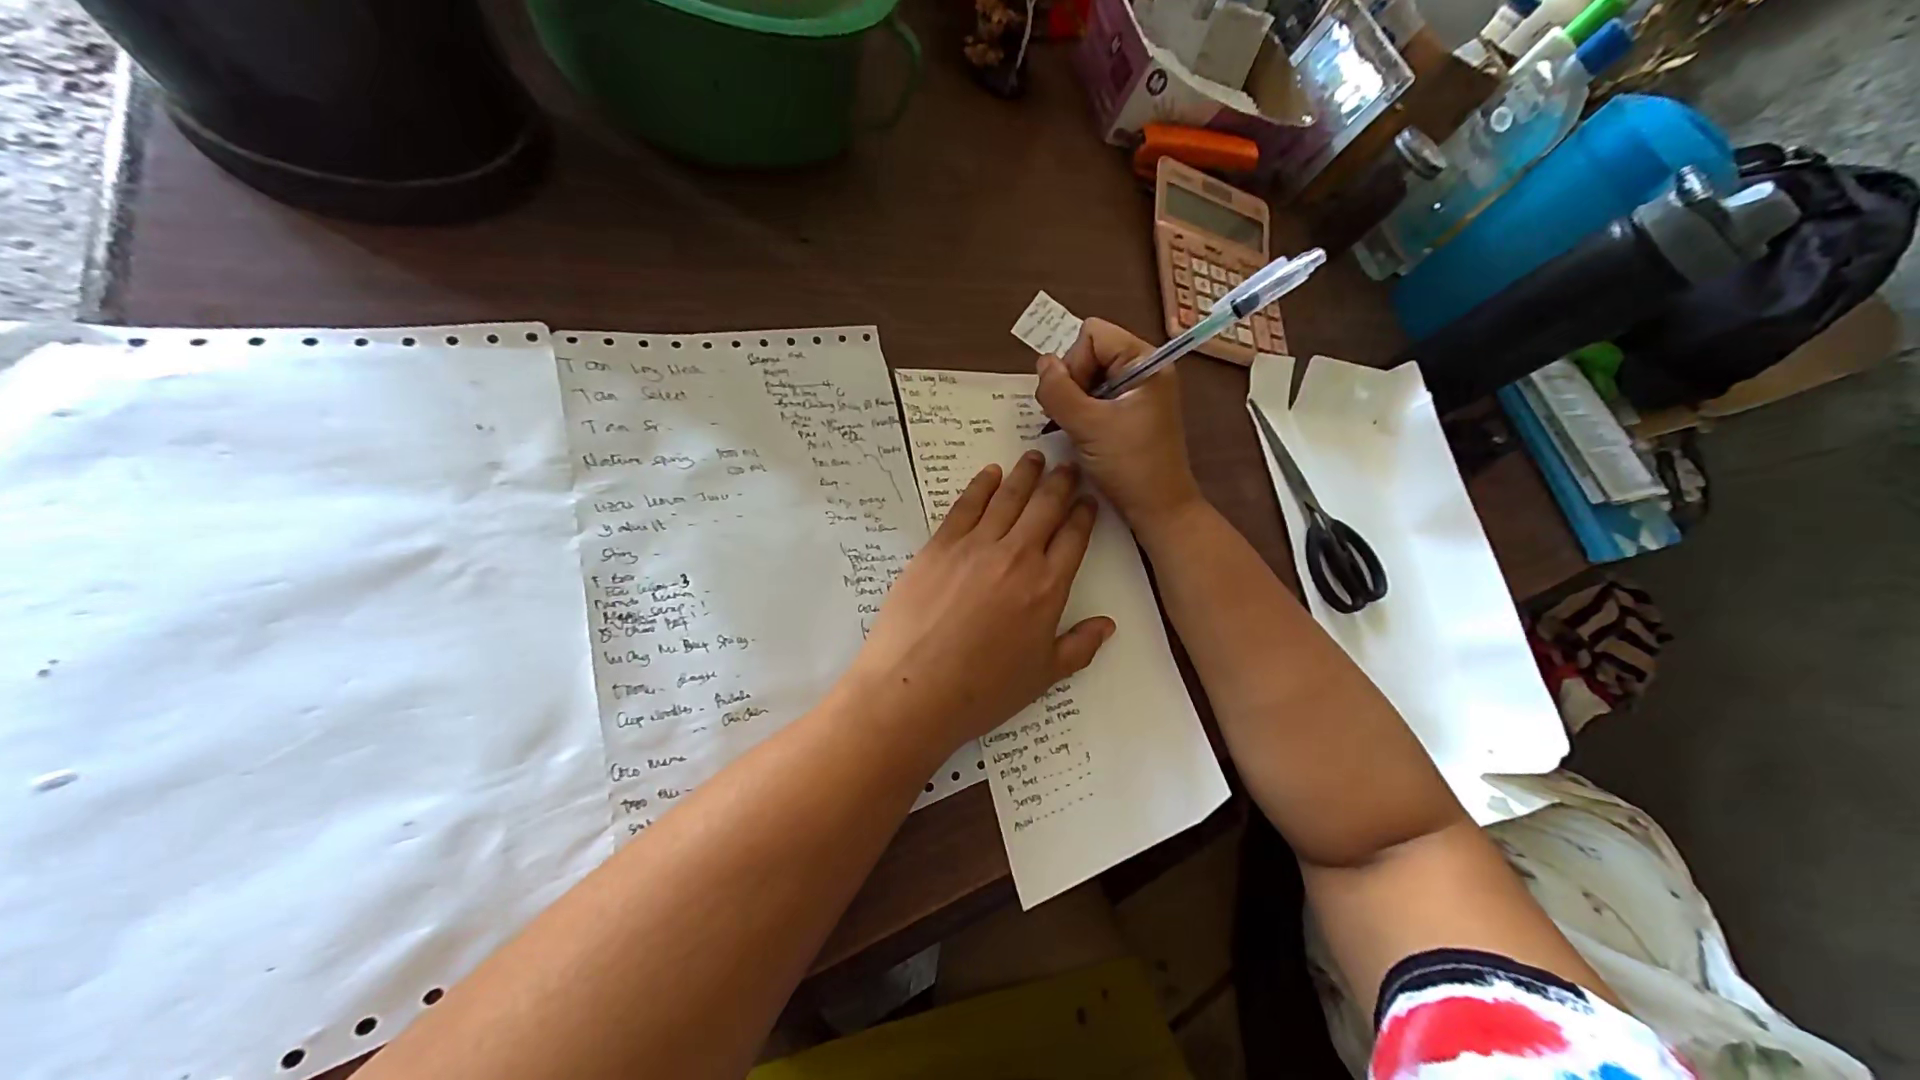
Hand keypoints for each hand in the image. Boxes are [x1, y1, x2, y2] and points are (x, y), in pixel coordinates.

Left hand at [842, 452, 1114, 751]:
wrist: (913, 689)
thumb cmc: (981, 691)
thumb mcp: (1042, 676)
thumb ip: (1079, 647)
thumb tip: (1108, 626)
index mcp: (1047, 588)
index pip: (1074, 537)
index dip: (1083, 515)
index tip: (1087, 501)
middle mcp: (1016, 557)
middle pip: (1045, 507)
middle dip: (1060, 483)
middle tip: (1068, 466)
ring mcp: (975, 547)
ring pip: (1008, 498)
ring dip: (1025, 475)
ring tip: (1035, 457)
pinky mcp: (939, 546)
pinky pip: (965, 506)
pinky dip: (981, 485)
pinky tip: (991, 474)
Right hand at [1035, 318, 1204, 533]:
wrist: (1158, 508)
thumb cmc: (1131, 466)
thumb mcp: (1088, 426)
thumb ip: (1059, 391)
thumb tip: (1042, 362)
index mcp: (1144, 362)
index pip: (1092, 334)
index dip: (1074, 362)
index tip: (1075, 399)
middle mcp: (1142, 370)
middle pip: (1088, 351)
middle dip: (1071, 380)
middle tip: (1071, 416)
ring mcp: (1135, 392)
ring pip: (1086, 375)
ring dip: (1072, 399)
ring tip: (1074, 427)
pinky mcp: (1127, 412)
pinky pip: (1093, 396)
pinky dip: (1079, 411)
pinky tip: (1079, 433)